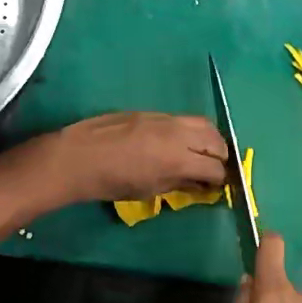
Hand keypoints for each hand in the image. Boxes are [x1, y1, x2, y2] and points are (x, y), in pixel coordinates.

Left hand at [45, 111, 228, 204]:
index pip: (216, 167)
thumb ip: (180, 184)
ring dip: (211, 139)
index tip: (219, 186)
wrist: (80, 156)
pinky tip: (182, 142)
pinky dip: (192, 130)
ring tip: (203, 152)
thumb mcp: (150, 190)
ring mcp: (167, 119)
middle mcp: (179, 134)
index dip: (221, 180)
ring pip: (204, 123)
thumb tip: (201, 184)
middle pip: (216, 141)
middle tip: (215, 169)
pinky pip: (183, 119)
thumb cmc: (112, 182)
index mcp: (179, 158)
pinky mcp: (154, 112)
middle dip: (221, 157)